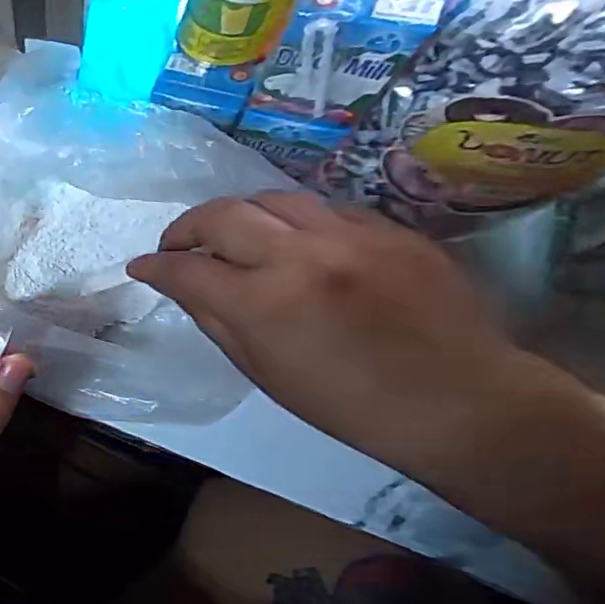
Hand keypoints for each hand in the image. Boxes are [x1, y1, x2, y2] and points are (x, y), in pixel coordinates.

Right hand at [127, 192, 553, 462]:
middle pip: (220, 214)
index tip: (142, 267)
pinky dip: (294, 222)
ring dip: (238, 215)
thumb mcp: (266, 372)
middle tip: (178, 246)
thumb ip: (216, 319)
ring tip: (233, 237)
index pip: (186, 269)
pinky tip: (295, 243)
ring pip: (270, 198)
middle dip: (186, 228)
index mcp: (265, 302)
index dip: (155, 266)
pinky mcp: (388, 228)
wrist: (463, 403)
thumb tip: (182, 285)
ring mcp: (349, 234)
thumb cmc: (351, 405)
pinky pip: (323, 208)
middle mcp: (300, 254)